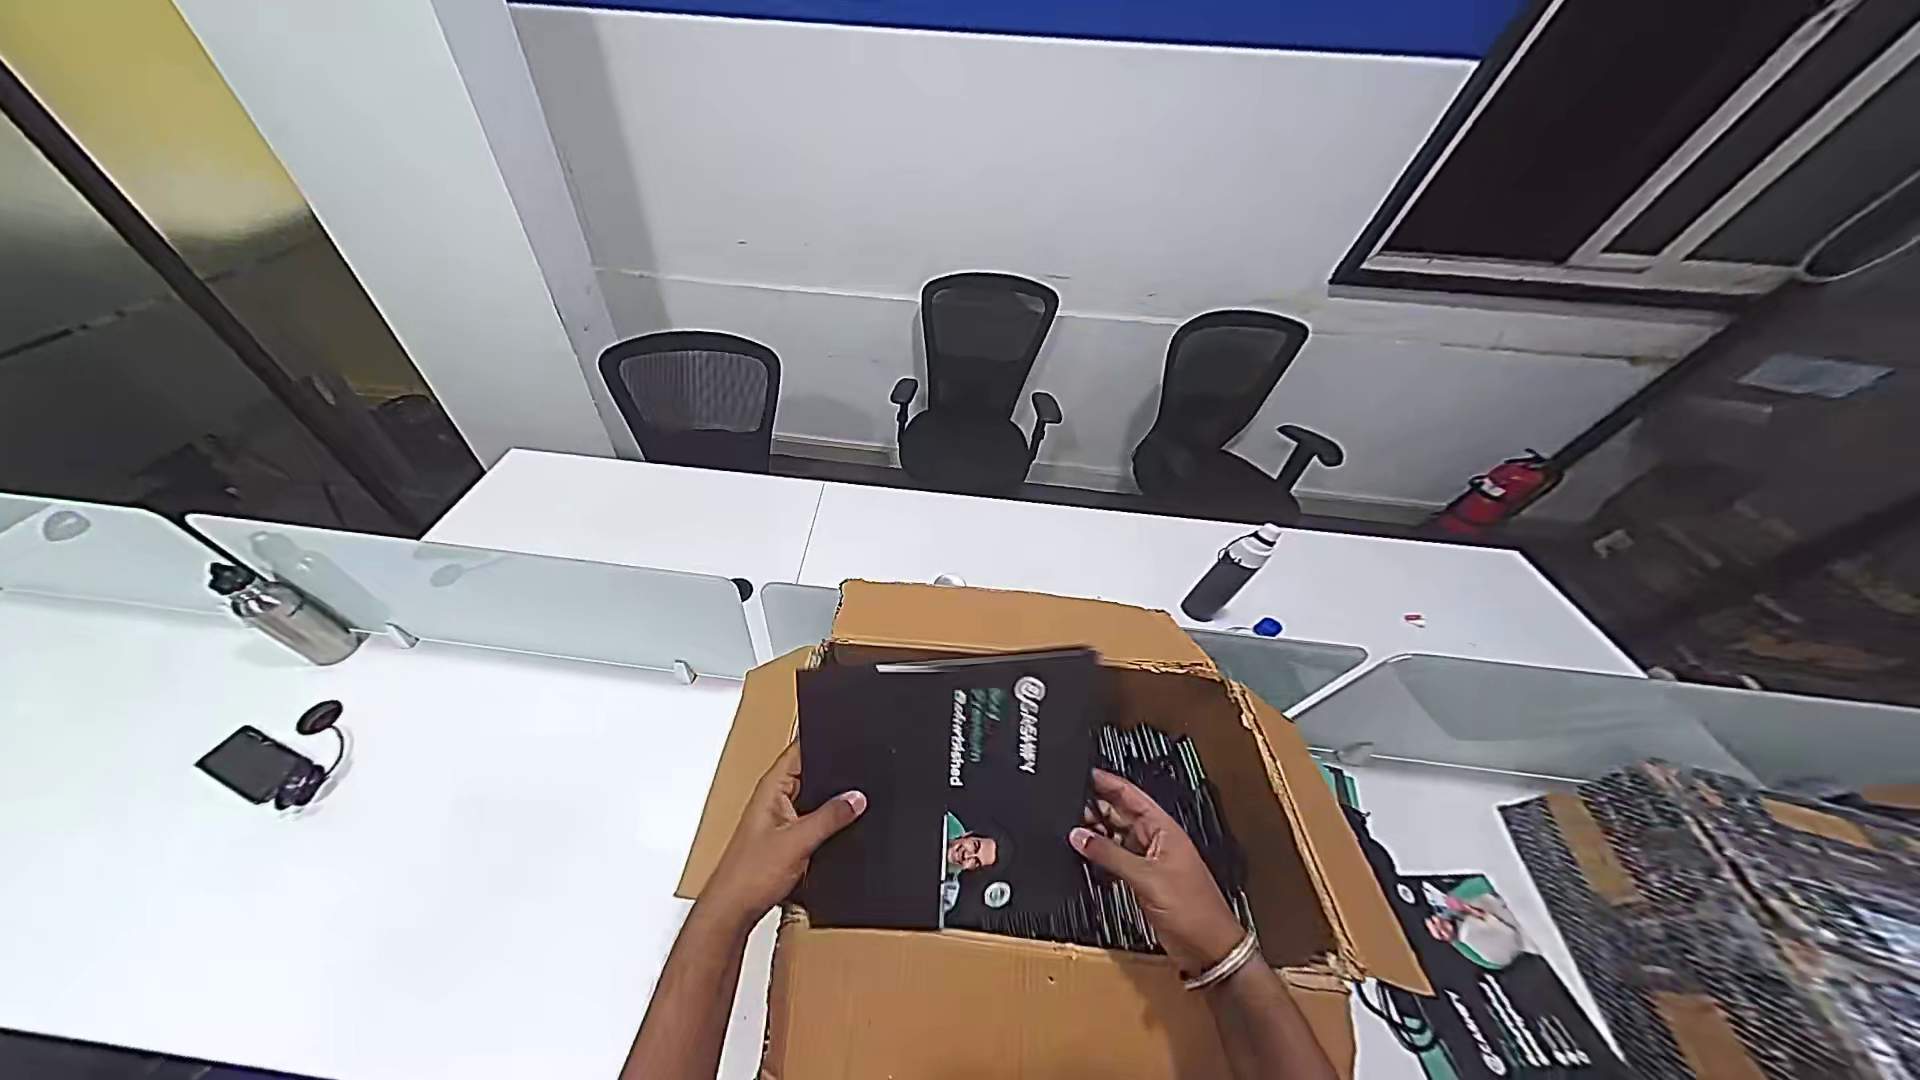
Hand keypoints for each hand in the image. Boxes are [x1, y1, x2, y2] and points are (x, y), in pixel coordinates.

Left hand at [701, 742, 865, 925]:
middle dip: (832, 777)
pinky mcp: (788, 836)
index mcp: (772, 787)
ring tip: (842, 812)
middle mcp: (776, 798)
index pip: (799, 749)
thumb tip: (856, 798)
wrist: (732, 912)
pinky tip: (832, 834)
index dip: (822, 742)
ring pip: (815, 798)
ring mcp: (782, 816)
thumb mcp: (798, 841)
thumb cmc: (747, 876)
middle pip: (812, 773)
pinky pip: (814, 819)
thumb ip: (830, 817)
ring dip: (828, 805)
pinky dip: (826, 823)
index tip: (847, 743)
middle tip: (853, 783)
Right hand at [1070, 768, 1245, 974]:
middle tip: (1070, 806)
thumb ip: (1110, 854)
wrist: (1209, 950)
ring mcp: (1148, 860)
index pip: (1130, 794)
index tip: (1085, 774)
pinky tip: (1087, 856)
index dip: (1108, 782)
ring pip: (1116, 836)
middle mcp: (1155, 840)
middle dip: (1097, 808)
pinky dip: (1101, 856)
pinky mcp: (1143, 880)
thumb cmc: (1194, 910)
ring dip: (1097, 834)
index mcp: (1163, 828)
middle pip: (1120, 814)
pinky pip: (1116, 859)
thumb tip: (1080, 836)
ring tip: (1074, 830)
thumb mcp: (1146, 877)